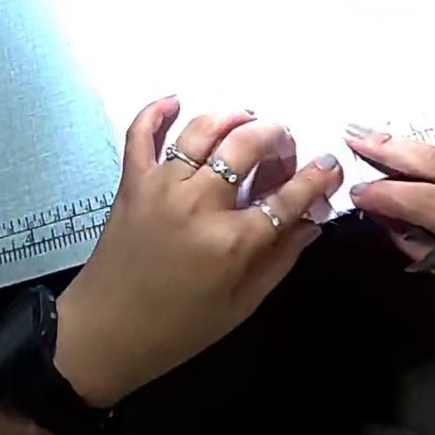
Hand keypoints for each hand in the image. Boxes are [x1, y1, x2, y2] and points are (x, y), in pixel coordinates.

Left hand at [53, 97, 344, 406]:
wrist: (105, 333)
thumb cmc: (178, 328)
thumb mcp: (241, 304)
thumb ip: (281, 259)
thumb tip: (312, 221)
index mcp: (231, 241)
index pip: (287, 197)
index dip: (317, 177)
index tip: (329, 164)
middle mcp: (198, 203)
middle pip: (247, 146)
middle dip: (276, 137)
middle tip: (283, 146)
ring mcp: (161, 186)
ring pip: (202, 130)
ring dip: (232, 116)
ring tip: (247, 118)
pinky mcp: (132, 181)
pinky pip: (141, 134)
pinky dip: (155, 112)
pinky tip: (174, 101)